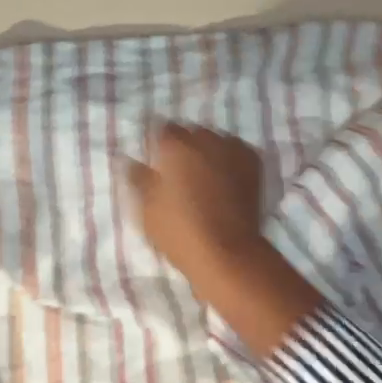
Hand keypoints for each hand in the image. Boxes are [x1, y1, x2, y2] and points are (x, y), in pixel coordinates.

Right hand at [127, 123, 268, 282]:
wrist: (228, 252)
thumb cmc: (180, 231)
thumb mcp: (147, 209)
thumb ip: (138, 178)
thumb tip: (128, 160)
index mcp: (174, 145)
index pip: (161, 130)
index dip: (157, 146)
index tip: (156, 162)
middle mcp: (204, 139)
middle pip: (190, 133)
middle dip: (184, 146)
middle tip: (179, 172)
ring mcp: (232, 148)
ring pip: (215, 141)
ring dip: (208, 151)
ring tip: (205, 175)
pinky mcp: (253, 162)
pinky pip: (236, 151)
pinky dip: (229, 159)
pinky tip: (226, 177)